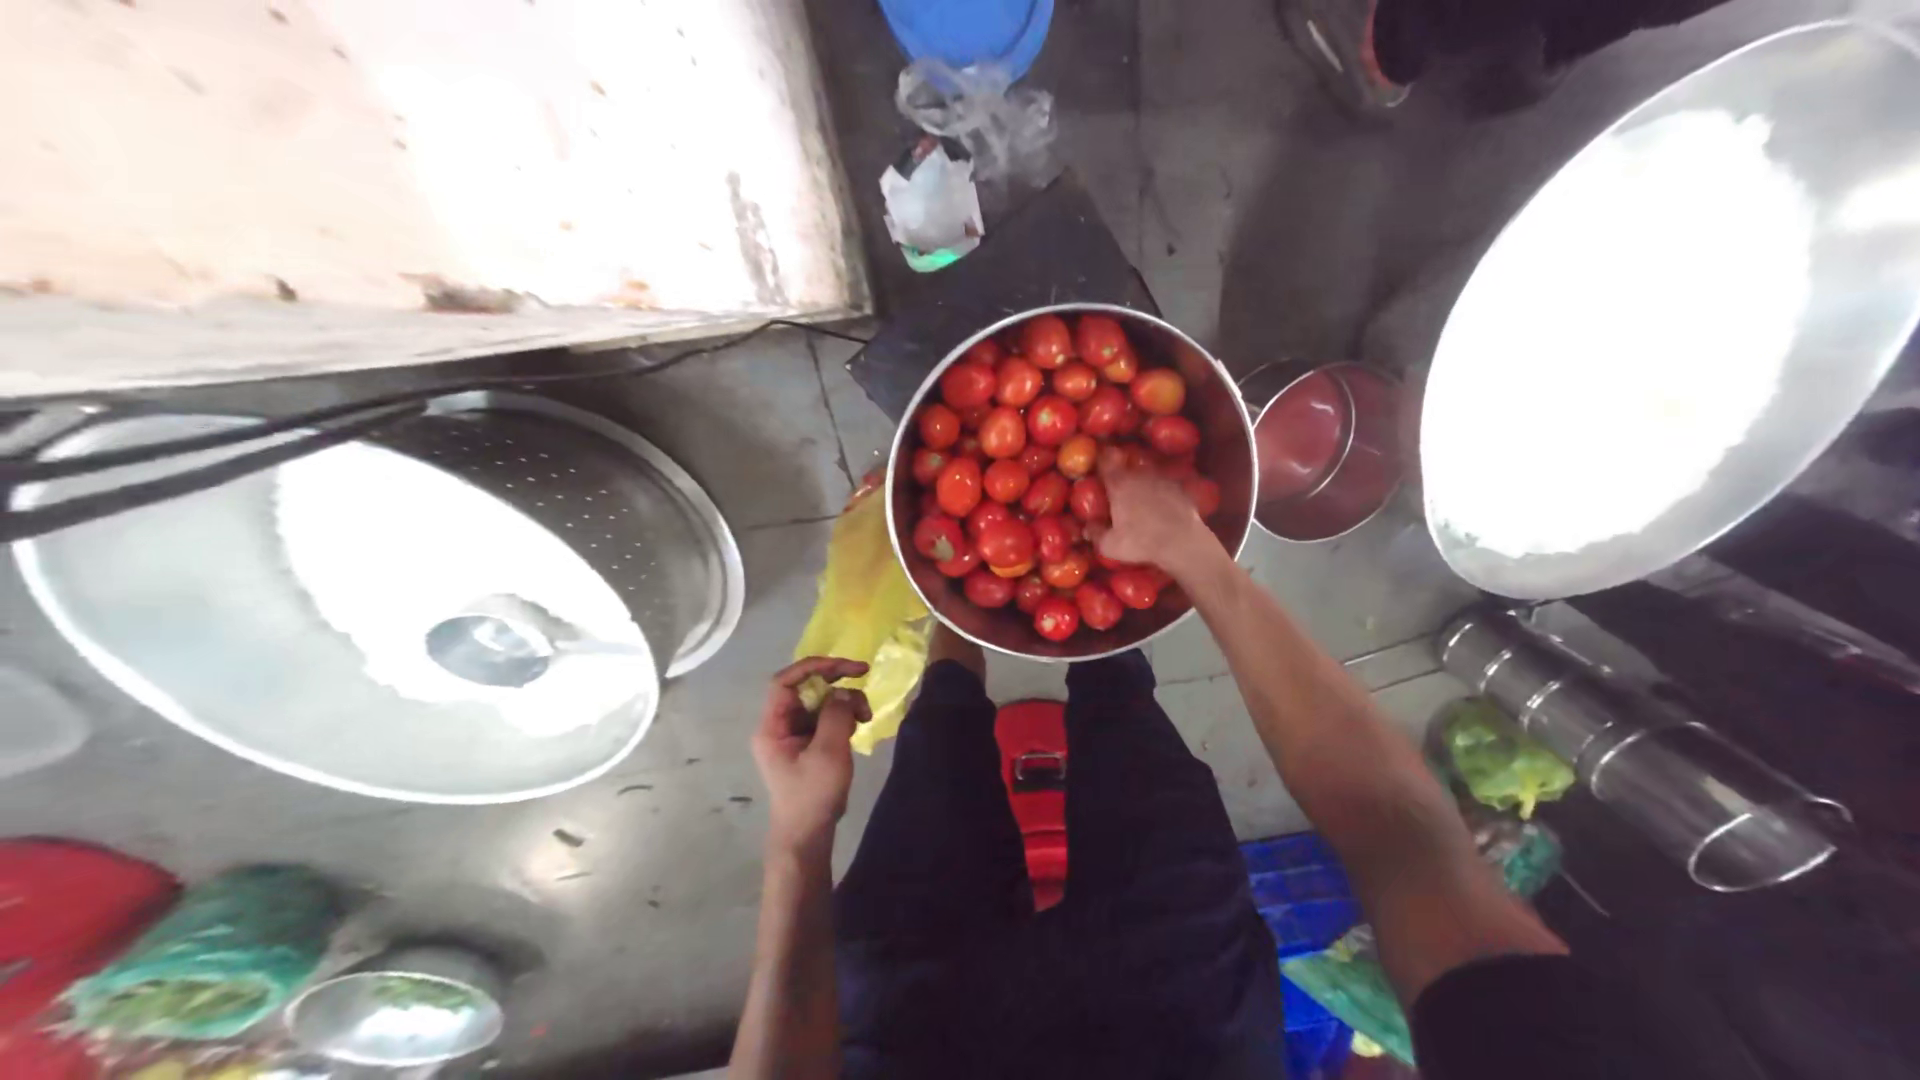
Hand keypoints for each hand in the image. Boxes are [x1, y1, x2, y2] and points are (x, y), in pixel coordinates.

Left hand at [752, 657, 870, 852]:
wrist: (807, 836)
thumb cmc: (812, 795)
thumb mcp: (828, 752)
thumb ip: (836, 715)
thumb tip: (844, 691)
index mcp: (772, 726)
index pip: (785, 681)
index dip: (813, 666)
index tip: (844, 666)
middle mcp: (779, 725)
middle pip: (805, 687)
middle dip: (835, 680)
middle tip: (863, 675)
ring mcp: (794, 735)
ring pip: (819, 701)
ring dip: (844, 700)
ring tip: (865, 714)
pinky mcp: (808, 744)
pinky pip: (825, 717)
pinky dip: (844, 714)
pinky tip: (859, 723)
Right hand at [1090, 461, 1218, 578]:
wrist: (1181, 542)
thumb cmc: (1140, 542)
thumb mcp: (1110, 545)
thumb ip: (1096, 534)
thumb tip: (1087, 528)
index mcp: (1119, 486)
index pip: (1105, 462)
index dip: (1101, 459)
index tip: (1098, 459)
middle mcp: (1140, 476)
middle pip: (1127, 467)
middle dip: (1122, 472)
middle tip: (1118, 485)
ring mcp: (1162, 480)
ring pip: (1148, 475)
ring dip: (1143, 481)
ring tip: (1141, 496)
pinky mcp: (1180, 489)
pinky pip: (1166, 486)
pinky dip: (1161, 492)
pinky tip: (1162, 505)